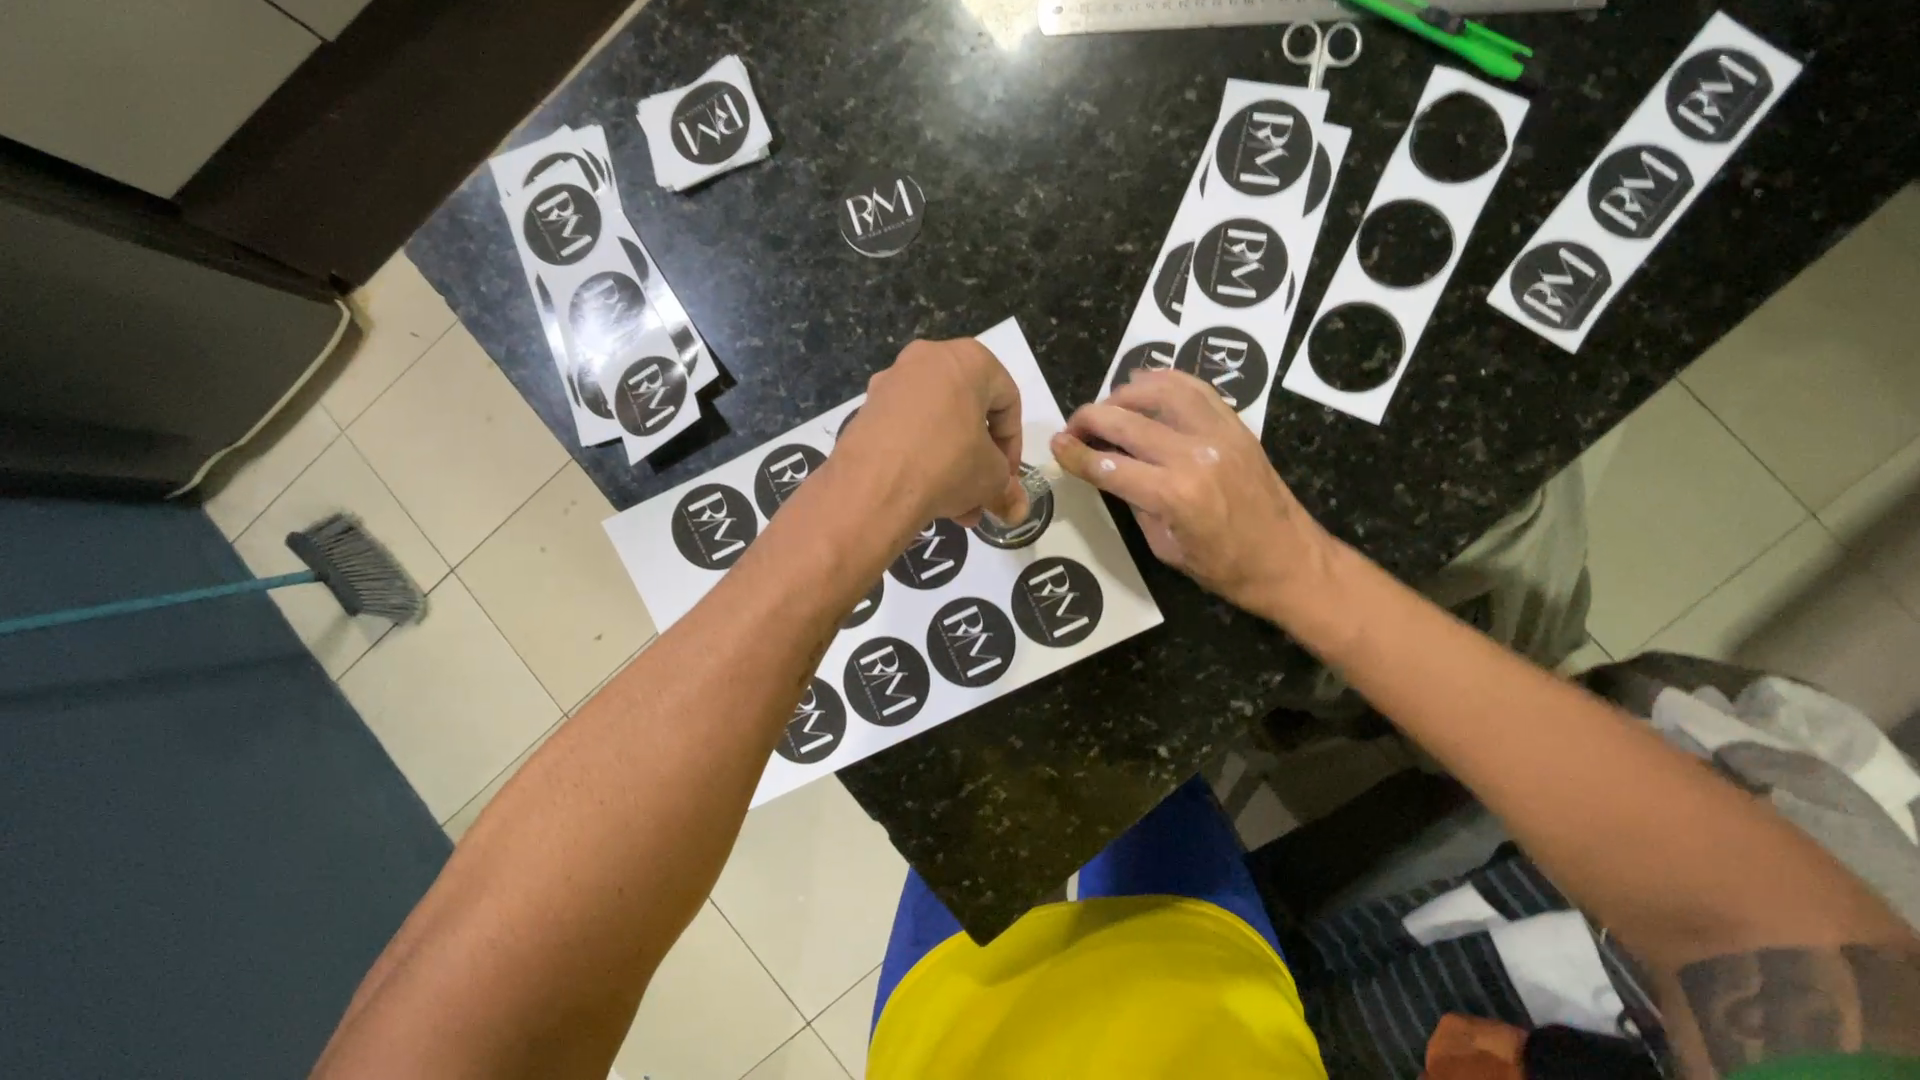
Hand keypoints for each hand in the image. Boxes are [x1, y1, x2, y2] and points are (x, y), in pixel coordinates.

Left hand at [839, 338, 1027, 526]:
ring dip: (952, 466)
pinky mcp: (867, 410)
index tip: (1008, 477)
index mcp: (967, 359)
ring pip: (937, 426)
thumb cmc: (948, 464)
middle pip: (968, 412)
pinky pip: (907, 432)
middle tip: (983, 494)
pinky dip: (921, 460)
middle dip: (979, 459)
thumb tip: (1014, 507)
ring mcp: (891, 383)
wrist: (873, 486)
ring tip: (957, 508)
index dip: (1014, 444)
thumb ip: (1006, 486)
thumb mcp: (991, 478)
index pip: (1007, 400)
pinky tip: (927, 497)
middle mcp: (926, 360)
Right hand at [1051, 370, 1332, 619]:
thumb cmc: (1224, 568)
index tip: (1056, 445)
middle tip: (1073, 426)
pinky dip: (1166, 381)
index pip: (1109, 465)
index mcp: (1174, 495)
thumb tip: (1111, 471)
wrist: (1289, 559)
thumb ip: (1136, 504)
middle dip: (1090, 418)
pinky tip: (1146, 387)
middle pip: (1127, 420)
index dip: (1076, 453)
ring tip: (1108, 406)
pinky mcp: (1236, 425)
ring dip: (1125, 393)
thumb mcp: (1165, 546)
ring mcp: (1219, 434)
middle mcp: (1195, 455)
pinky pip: (1196, 388)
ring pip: (1161, 390)